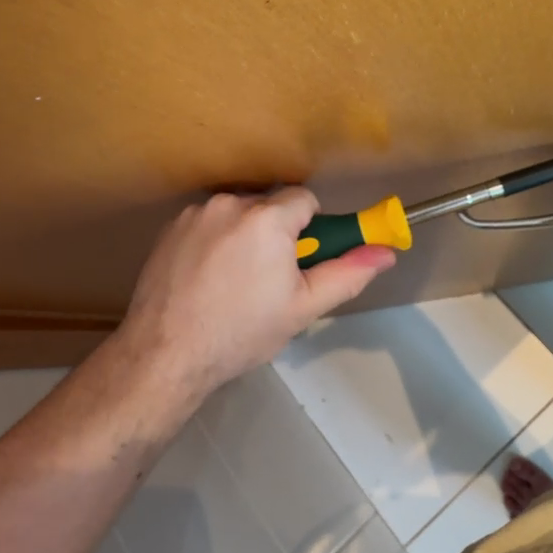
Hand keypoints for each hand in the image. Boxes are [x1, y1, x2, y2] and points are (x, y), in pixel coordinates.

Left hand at [118, 189, 396, 394]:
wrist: (165, 353)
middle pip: (269, 205)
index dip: (309, 228)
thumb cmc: (240, 332)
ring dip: (243, 235)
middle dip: (275, 233)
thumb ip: (347, 274)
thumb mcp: (303, 308)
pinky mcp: (171, 227)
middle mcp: (230, 203)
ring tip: (233, 283)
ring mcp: (196, 213)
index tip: (301, 258)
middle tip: (268, 278)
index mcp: (266, 218)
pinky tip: (206, 279)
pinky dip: (214, 241)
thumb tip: (386, 253)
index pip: (304, 198)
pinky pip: (207, 222)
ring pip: (237, 213)